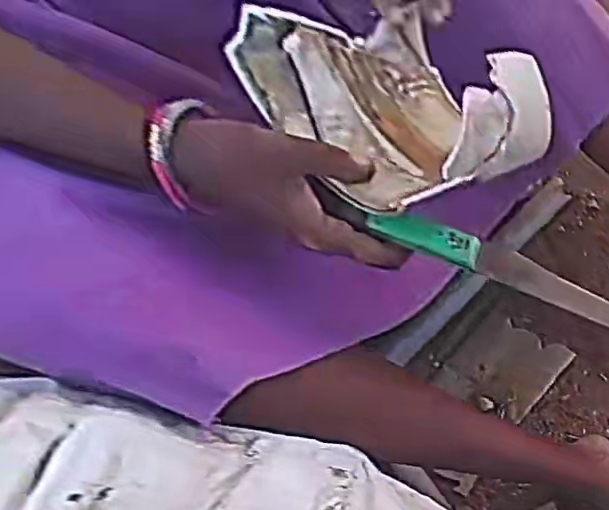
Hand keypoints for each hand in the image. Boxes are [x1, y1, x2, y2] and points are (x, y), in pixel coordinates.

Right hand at [172, 118, 409, 268]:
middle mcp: (317, 237)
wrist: (184, 158)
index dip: (403, 248)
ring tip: (393, 189)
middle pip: (367, 242)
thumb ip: (335, 162)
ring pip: (351, 225)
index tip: (424, 234)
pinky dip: (350, 199)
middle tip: (414, 205)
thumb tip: (369, 169)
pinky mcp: (295, 208)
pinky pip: (333, 210)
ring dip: (372, 212)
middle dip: (392, 228)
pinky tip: (357, 176)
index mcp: (321, 234)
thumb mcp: (290, 154)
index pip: (375, 255)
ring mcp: (305, 224)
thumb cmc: (234, 159)